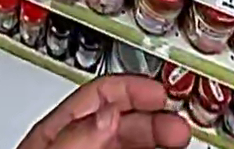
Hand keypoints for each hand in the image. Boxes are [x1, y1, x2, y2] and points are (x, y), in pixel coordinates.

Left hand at [17, 75, 190, 148]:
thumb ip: (76, 138)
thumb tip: (107, 112)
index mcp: (55, 137)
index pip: (98, 97)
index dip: (132, 89)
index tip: (160, 94)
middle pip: (121, 126)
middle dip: (152, 122)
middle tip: (178, 129)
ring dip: (154, 146)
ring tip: (177, 146)